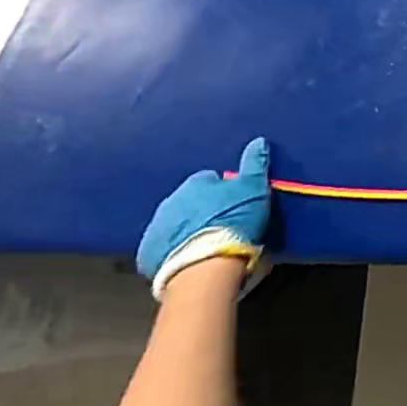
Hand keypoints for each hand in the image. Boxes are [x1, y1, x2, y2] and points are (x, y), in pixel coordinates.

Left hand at [136, 138, 272, 298]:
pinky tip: (195, 254)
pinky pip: (165, 245)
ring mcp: (155, 228)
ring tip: (212, 239)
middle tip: (227, 221)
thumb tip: (257, 141)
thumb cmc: (235, 220)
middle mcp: (170, 201)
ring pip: (177, 222)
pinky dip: (178, 247)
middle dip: (205, 208)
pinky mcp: (148, 253)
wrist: (206, 264)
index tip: (239, 202)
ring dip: (191, 227)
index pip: (211, 178)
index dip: (226, 190)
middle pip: (191, 201)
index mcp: (194, 184)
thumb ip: (255, 164)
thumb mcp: (255, 188)